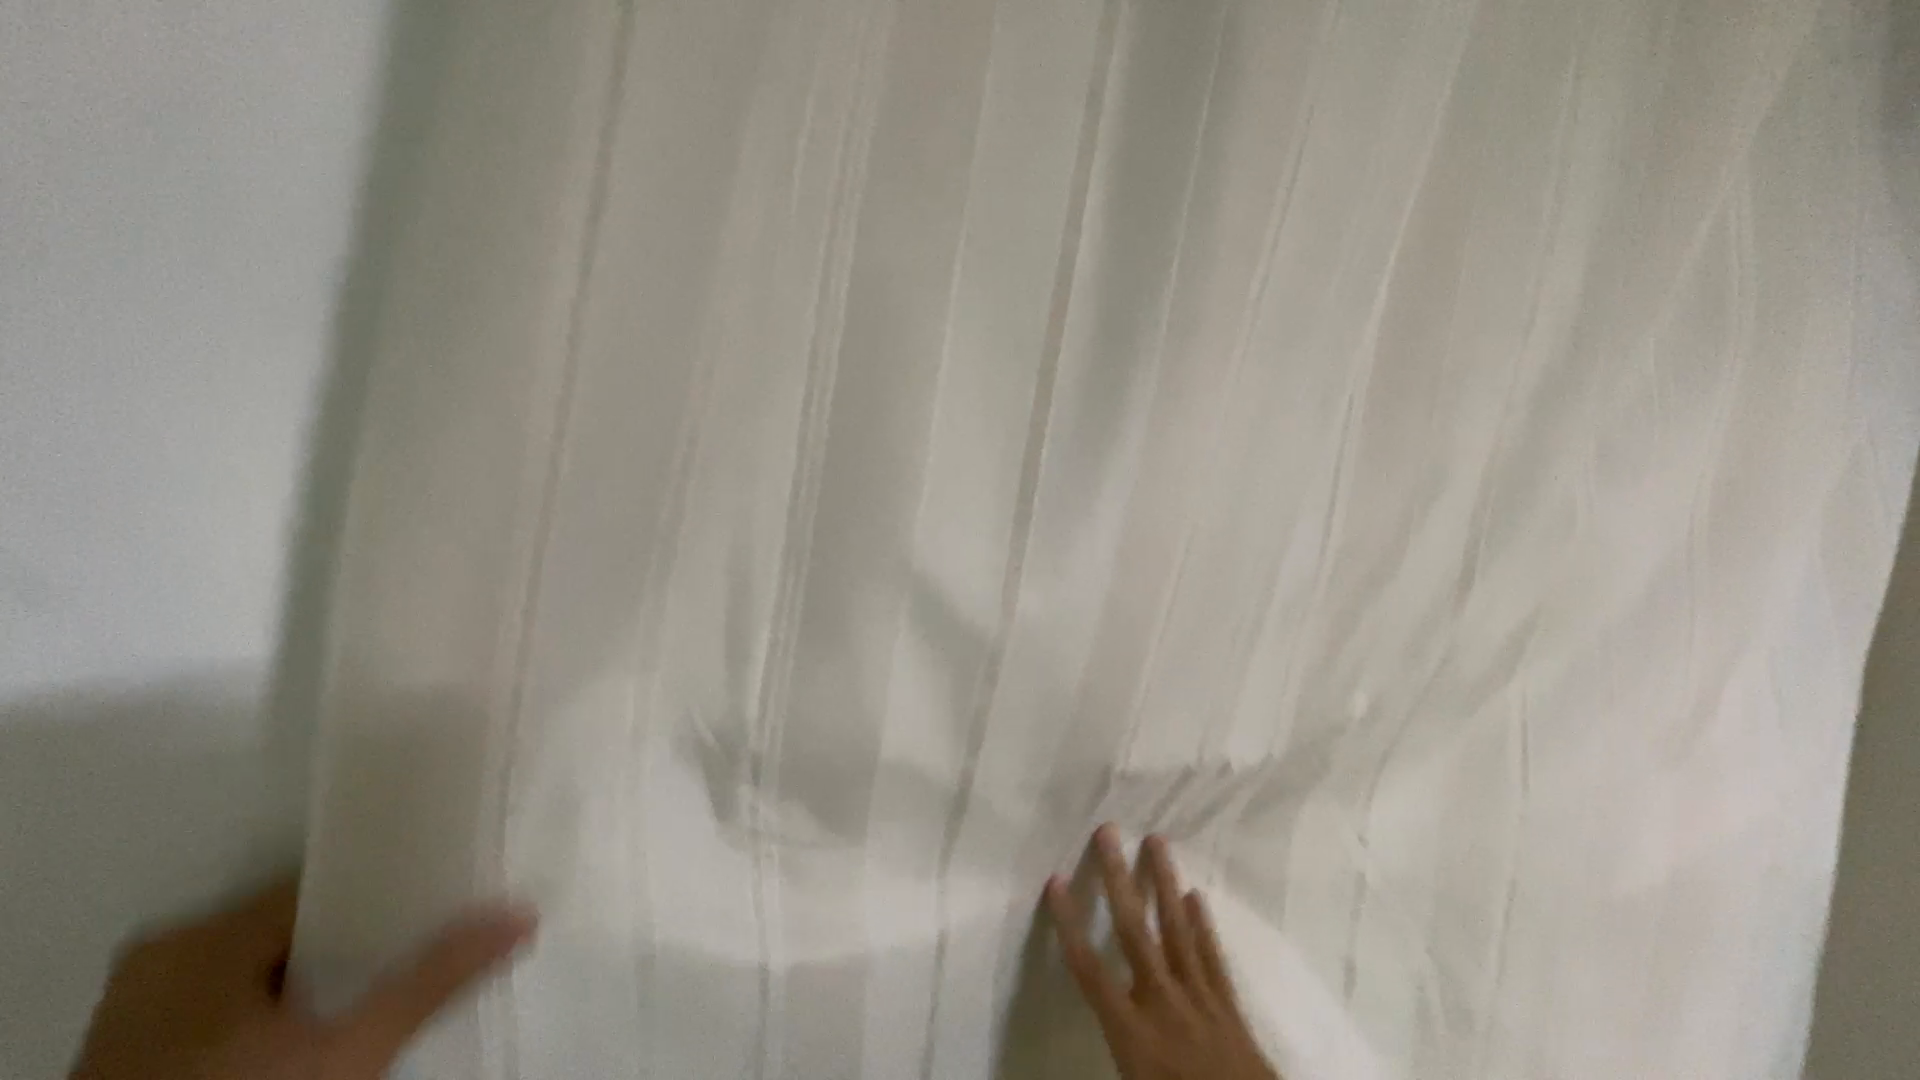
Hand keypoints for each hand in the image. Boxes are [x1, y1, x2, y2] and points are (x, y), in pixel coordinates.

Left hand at [70, 879, 536, 1079]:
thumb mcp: (350, 1049)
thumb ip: (434, 978)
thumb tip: (523, 914)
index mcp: (200, 938)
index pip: (323, 888)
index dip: (392, 890)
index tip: (450, 891)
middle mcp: (165, 961)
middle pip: (297, 928)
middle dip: (365, 939)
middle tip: (432, 941)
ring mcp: (142, 1014)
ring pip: (268, 970)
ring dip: (329, 976)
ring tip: (393, 981)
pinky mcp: (140, 1057)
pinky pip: (237, 1006)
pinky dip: (288, 1008)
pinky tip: (331, 1024)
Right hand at [1046, 826, 1279, 1079]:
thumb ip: (1114, 1044)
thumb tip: (1095, 1009)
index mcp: (1132, 1029)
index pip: (1089, 968)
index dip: (1068, 923)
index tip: (1055, 881)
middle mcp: (1163, 1001)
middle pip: (1134, 931)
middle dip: (1118, 879)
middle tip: (1108, 832)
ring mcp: (1200, 998)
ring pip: (1178, 930)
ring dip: (1164, 882)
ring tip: (1157, 840)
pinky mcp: (1228, 1005)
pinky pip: (1212, 957)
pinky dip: (1202, 925)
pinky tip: (1195, 895)